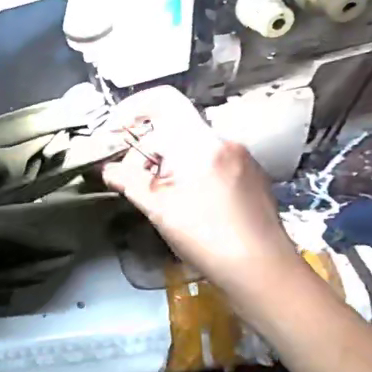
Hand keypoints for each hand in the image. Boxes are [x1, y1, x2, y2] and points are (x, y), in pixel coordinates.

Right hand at [96, 87, 296, 289]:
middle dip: (146, 150)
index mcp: (199, 142)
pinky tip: (187, 207)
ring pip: (191, 148)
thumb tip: (108, 168)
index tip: (114, 134)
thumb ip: (127, 180)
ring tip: (159, 199)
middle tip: (131, 181)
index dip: (131, 109)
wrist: (263, 270)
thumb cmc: (207, 237)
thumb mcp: (156, 208)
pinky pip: (210, 163)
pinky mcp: (251, 177)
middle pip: (173, 129)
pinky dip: (189, 175)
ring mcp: (242, 159)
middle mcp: (224, 142)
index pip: (162, 100)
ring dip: (166, 166)